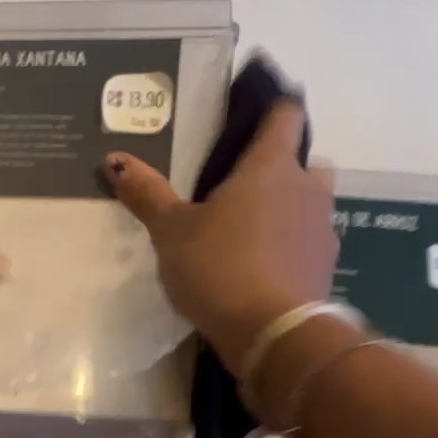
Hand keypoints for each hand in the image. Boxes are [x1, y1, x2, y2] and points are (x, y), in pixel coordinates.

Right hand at [102, 102, 337, 371]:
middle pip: (303, 160)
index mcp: (270, 166)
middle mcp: (306, 187)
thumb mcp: (171, 232)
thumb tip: (112, 159)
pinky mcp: (325, 266)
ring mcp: (322, 227)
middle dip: (281, 168)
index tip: (254, 115)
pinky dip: (291, 248)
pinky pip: (308, 244)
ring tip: (252, 232)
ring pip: (310, 203)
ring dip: (289, 209)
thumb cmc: (218, 267)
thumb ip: (147, 195)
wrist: (271, 330)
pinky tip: (263, 268)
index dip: (273, 108)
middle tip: (245, 188)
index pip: (285, 115)